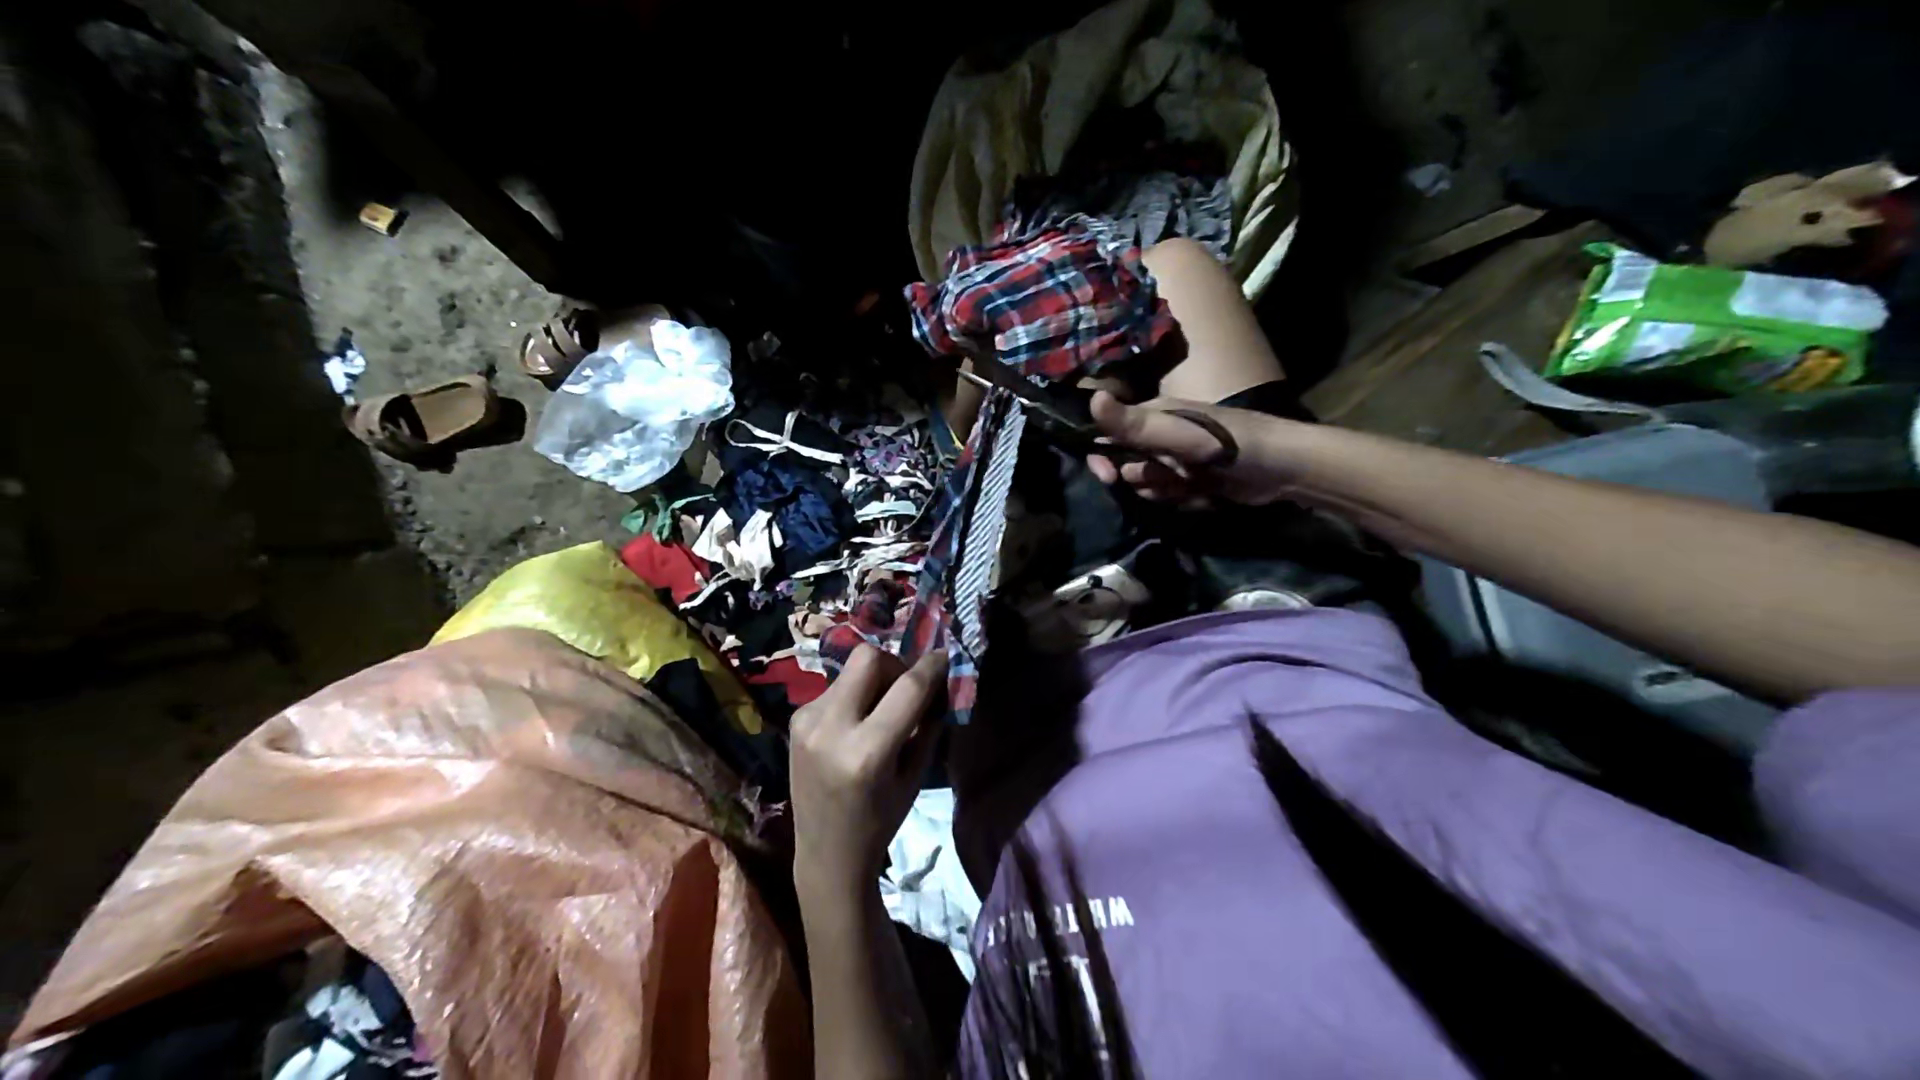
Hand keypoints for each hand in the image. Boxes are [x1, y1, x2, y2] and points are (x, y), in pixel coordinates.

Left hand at [790, 645, 947, 892]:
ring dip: (874, 680)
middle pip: (868, 657)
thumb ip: (928, 723)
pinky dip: (855, 695)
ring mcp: (806, 721)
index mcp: (867, 753)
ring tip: (879, 711)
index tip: (944, 657)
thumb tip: (940, 679)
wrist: (826, 852)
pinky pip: (835, 687)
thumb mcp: (915, 775)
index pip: (907, 688)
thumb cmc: (880, 821)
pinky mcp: (796, 718)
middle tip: (904, 688)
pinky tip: (856, 723)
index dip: (931, 666)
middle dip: (894, 664)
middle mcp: (831, 729)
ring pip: (850, 669)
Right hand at [1085, 390, 1307, 505]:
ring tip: (1192, 484)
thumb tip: (1092, 398)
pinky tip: (1204, 493)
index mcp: (1152, 416)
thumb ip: (1134, 423)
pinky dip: (1183, 499)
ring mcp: (1175, 461)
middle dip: (1140, 479)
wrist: (1283, 469)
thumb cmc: (1230, 443)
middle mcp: (1159, 437)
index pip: (1109, 435)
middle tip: (1164, 481)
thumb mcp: (1178, 434)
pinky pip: (1170, 496)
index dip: (1102, 457)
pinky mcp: (1190, 481)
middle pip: (1125, 465)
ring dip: (1164, 491)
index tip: (1108, 477)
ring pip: (1147, 486)